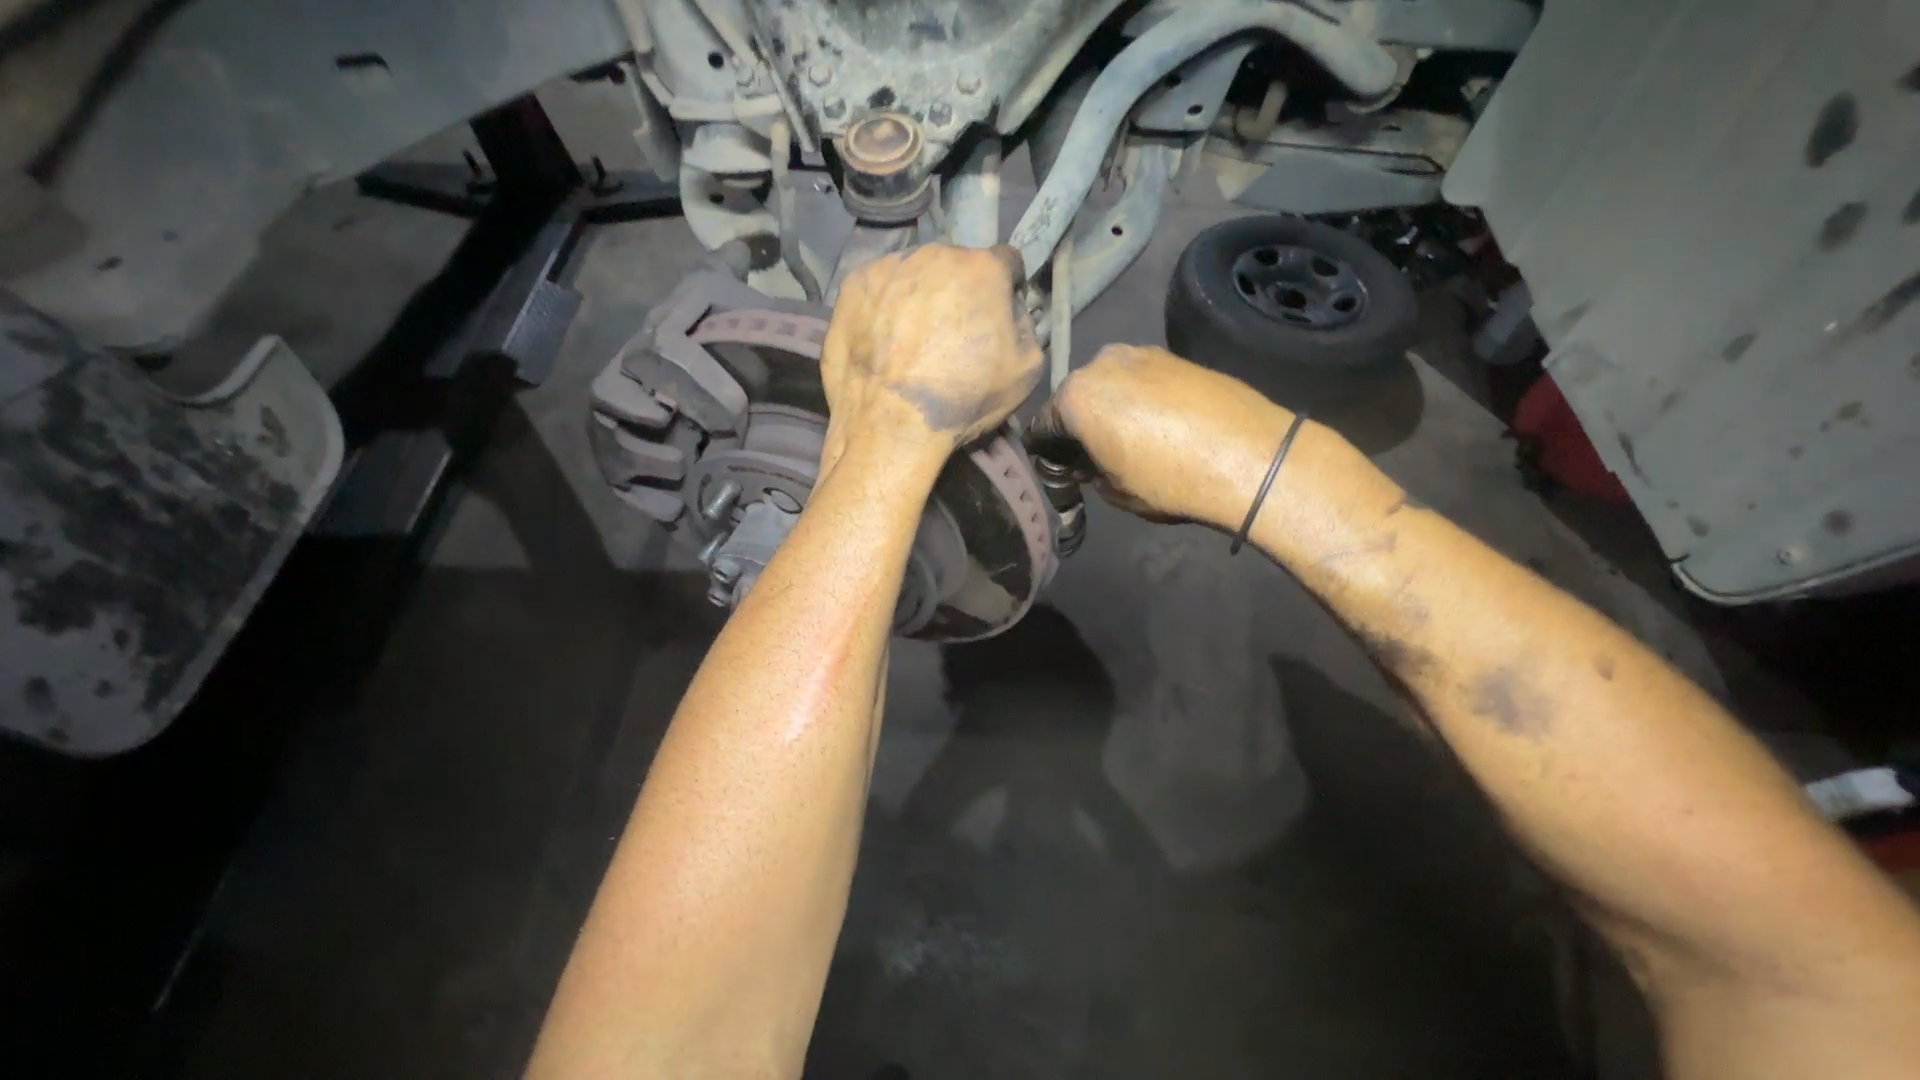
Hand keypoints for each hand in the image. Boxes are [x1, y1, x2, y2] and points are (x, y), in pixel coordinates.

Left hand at [820, 244, 1041, 464]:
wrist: (892, 424)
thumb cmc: (964, 398)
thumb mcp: (1026, 369)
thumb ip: (1026, 325)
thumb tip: (1011, 309)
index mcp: (983, 268)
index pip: (1005, 261)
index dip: (1006, 287)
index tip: (997, 312)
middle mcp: (936, 254)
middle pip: (957, 264)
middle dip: (960, 290)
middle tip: (951, 331)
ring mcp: (891, 266)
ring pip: (916, 272)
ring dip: (921, 294)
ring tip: (913, 337)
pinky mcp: (855, 283)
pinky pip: (880, 285)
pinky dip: (886, 304)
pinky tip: (885, 337)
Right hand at [1034, 344, 1296, 528]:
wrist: (1250, 456)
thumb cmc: (1169, 481)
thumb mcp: (1116, 492)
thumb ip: (1091, 474)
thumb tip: (1092, 464)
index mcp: (1075, 396)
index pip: (1042, 428)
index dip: (1050, 457)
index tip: (1066, 473)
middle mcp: (1101, 363)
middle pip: (1076, 399)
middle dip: (1081, 427)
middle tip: (1099, 458)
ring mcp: (1141, 352)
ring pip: (1111, 385)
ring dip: (1113, 409)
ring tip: (1136, 441)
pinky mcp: (1175, 355)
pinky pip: (1143, 380)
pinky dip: (1142, 400)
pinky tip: (1164, 426)